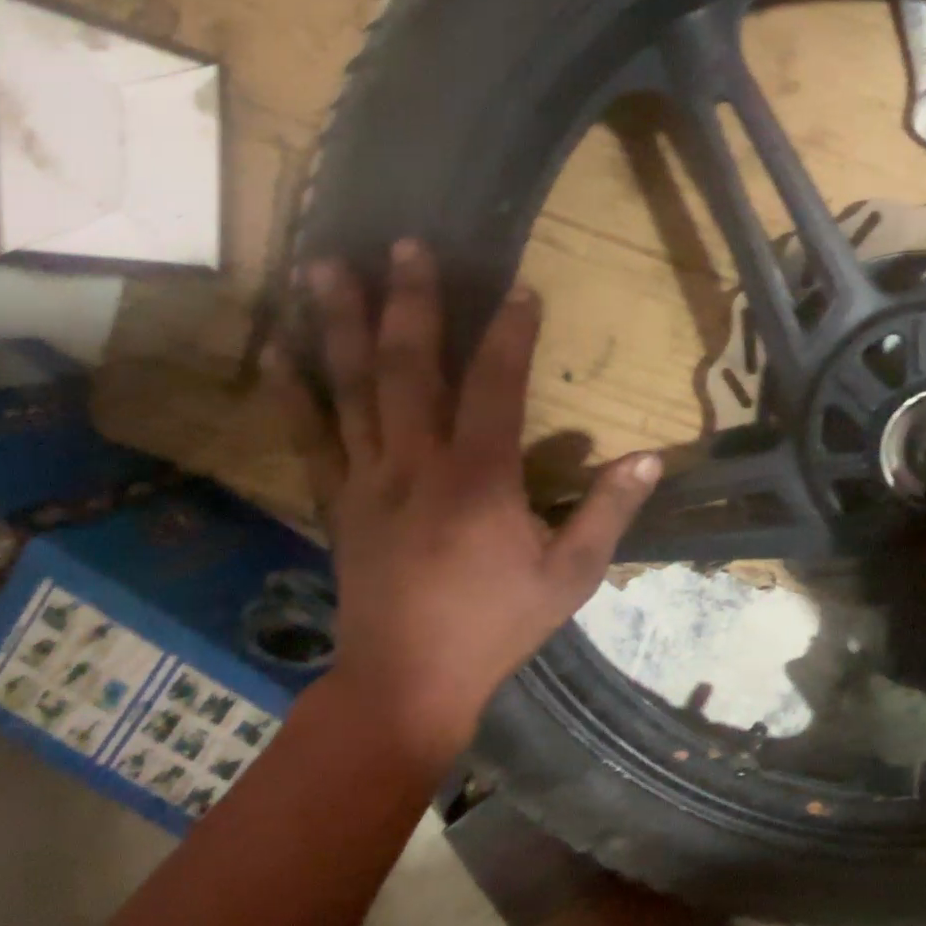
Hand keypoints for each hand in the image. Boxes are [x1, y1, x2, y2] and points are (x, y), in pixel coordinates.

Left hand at [271, 239, 660, 762]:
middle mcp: (416, 464)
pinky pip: (309, 437)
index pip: (495, 387)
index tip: (520, 288)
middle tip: (406, 244)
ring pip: (350, 390)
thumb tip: (650, 459)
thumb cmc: (497, 626)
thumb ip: (608, 513)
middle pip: (409, 369)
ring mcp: (367, 480)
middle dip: (411, 302)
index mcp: (479, 479)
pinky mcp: (338, 500)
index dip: (509, 334)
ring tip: (323, 266)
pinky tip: (276, 351)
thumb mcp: (571, 576)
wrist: (408, 681)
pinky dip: (292, 392)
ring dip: (339, 325)